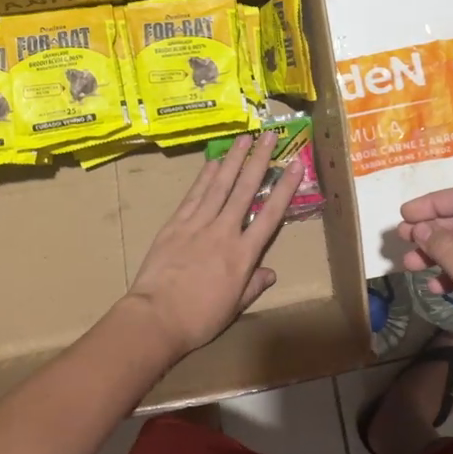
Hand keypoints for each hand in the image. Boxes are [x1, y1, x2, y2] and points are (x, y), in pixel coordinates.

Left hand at [120, 132, 300, 361]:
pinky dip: (205, 176)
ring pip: (220, 185)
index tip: (296, 165)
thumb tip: (270, 272)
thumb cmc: (199, 318)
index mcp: (243, 255)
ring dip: (234, 159)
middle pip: (245, 189)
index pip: (270, 215)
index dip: (285, 188)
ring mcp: (198, 224)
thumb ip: (253, 285)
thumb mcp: (234, 307)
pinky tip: (215, 161)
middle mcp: (224, 232)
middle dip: (259, 160)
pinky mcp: (176, 224)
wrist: (156, 317)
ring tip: (244, 138)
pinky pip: (194, 195)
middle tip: (268, 135)